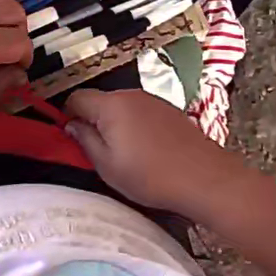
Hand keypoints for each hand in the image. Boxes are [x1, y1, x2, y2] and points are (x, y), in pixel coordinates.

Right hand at [64, 89, 245, 212]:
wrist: (207, 180)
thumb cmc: (151, 176)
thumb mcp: (107, 166)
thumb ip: (84, 141)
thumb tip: (71, 126)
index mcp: (111, 105)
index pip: (76, 98)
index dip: (68, 116)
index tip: (72, 138)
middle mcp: (131, 95)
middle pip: (99, 101)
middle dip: (93, 121)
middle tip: (98, 152)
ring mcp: (153, 101)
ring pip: (121, 107)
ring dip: (115, 124)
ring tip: (125, 155)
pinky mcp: (170, 111)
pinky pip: (141, 113)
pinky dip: (137, 127)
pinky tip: (148, 152)